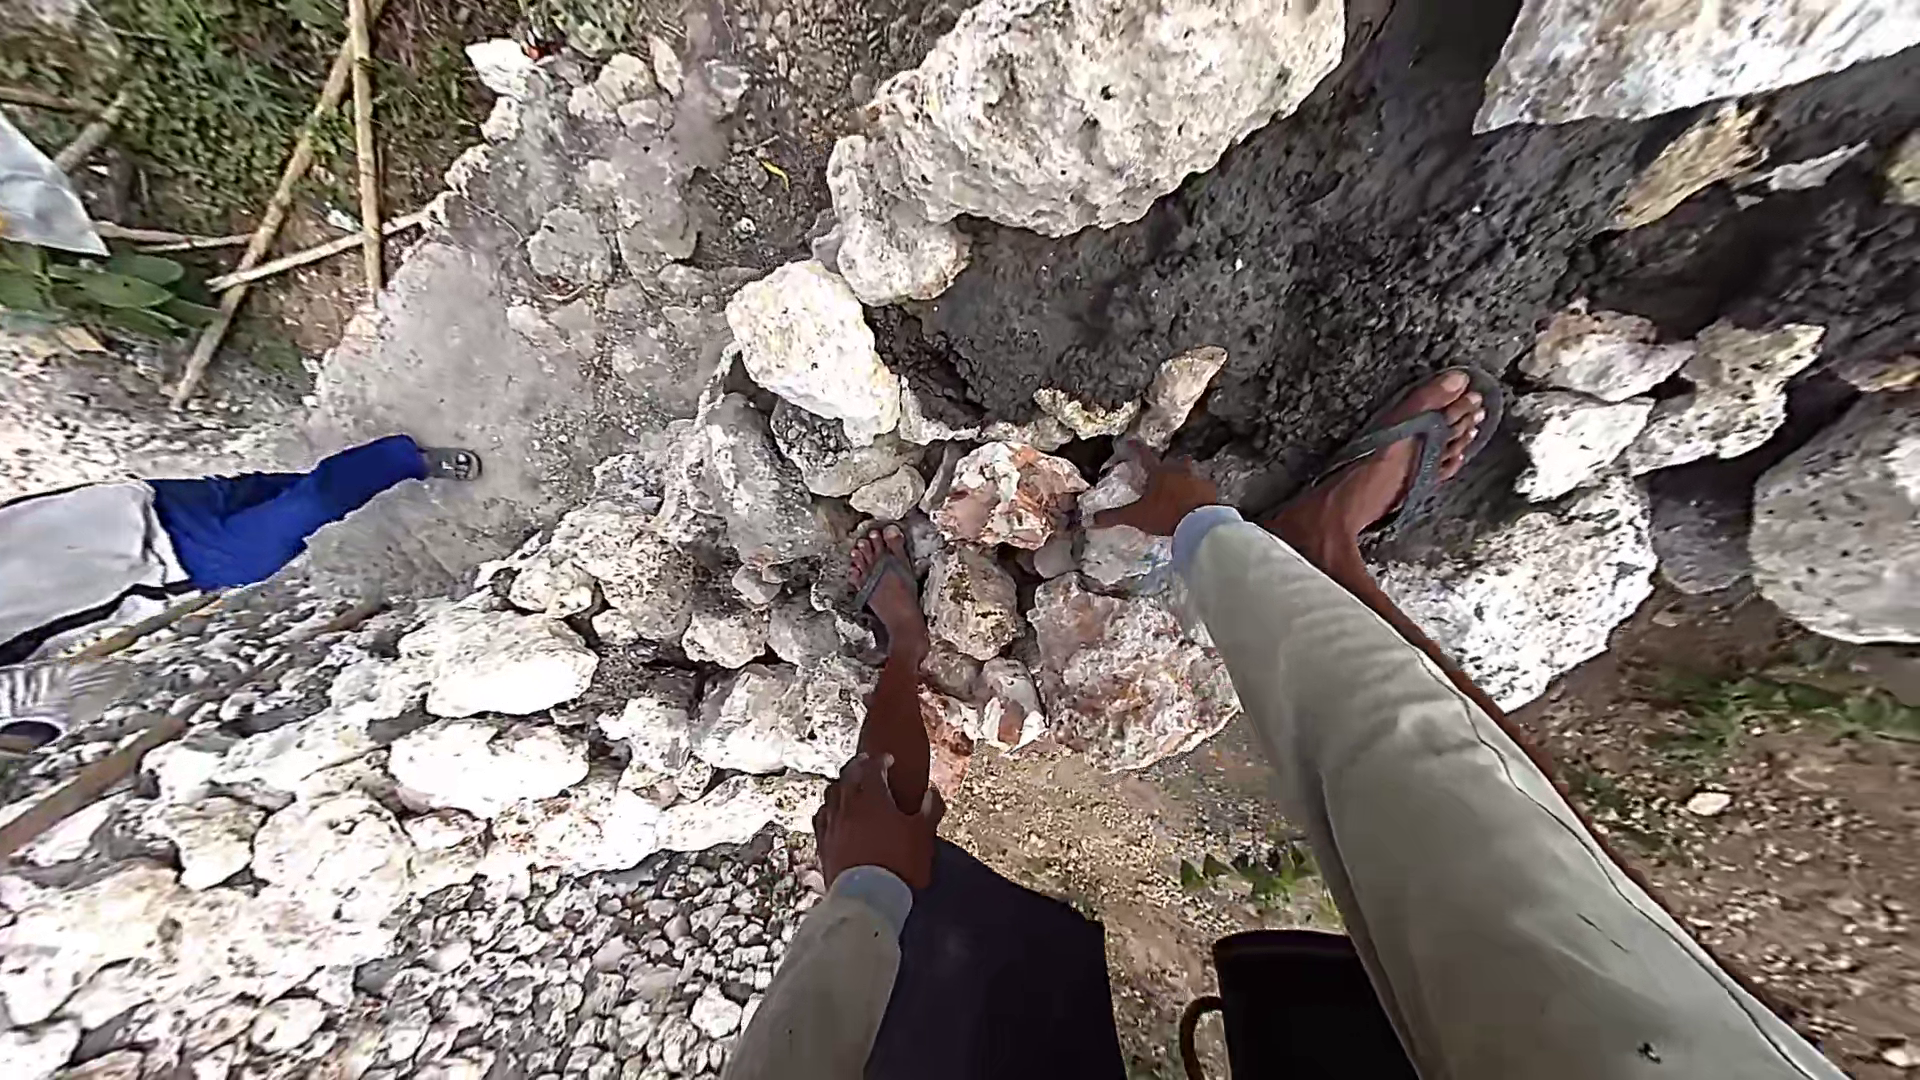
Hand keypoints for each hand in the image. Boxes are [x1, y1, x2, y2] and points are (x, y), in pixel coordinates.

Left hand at [814, 752, 943, 888]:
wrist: (868, 900)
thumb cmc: (899, 865)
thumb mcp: (922, 834)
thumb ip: (930, 808)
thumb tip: (931, 791)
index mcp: (873, 797)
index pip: (873, 767)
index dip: (881, 759)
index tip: (889, 759)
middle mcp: (848, 805)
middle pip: (849, 774)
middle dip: (859, 765)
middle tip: (867, 763)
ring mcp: (832, 824)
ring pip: (832, 792)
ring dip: (842, 783)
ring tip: (850, 784)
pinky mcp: (823, 844)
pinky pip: (821, 816)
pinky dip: (829, 806)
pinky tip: (833, 810)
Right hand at [1090, 441, 1219, 536]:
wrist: (1199, 523)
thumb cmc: (1164, 514)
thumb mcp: (1135, 516)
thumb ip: (1114, 516)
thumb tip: (1091, 519)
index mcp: (1158, 473)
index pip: (1144, 455)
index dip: (1136, 447)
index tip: (1131, 441)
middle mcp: (1178, 471)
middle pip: (1174, 461)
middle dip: (1169, 464)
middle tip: (1165, 471)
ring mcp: (1197, 479)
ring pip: (1191, 472)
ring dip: (1185, 476)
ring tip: (1181, 486)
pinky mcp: (1210, 491)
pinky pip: (1204, 487)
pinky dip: (1199, 491)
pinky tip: (1197, 500)